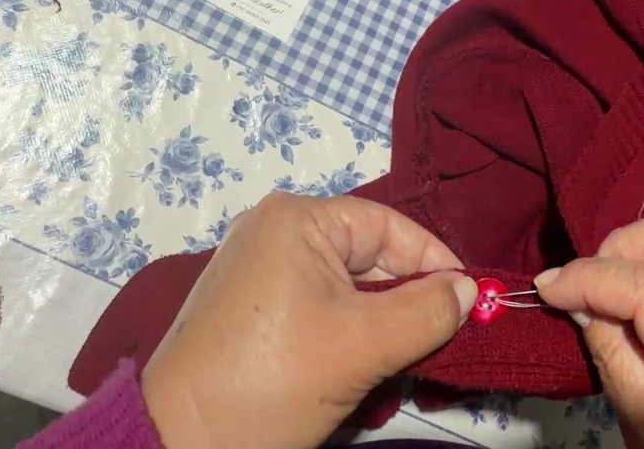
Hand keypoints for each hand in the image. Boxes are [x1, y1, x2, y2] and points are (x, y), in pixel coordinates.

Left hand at [140, 193, 477, 448]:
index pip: (386, 226)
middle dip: (403, 298)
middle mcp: (274, 226)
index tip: (470, 297)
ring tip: (398, 359)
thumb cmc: (271, 382)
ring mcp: (255, 264)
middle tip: (437, 338)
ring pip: (341, 283)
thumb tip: (468, 289)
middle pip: (364, 255)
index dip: (432, 259)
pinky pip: (313, 301)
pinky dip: (342, 329)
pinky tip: (357, 365)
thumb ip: (426, 311)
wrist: (173, 447)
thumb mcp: (361, 347)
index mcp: (297, 217)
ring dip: (375, 321)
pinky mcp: (246, 301)